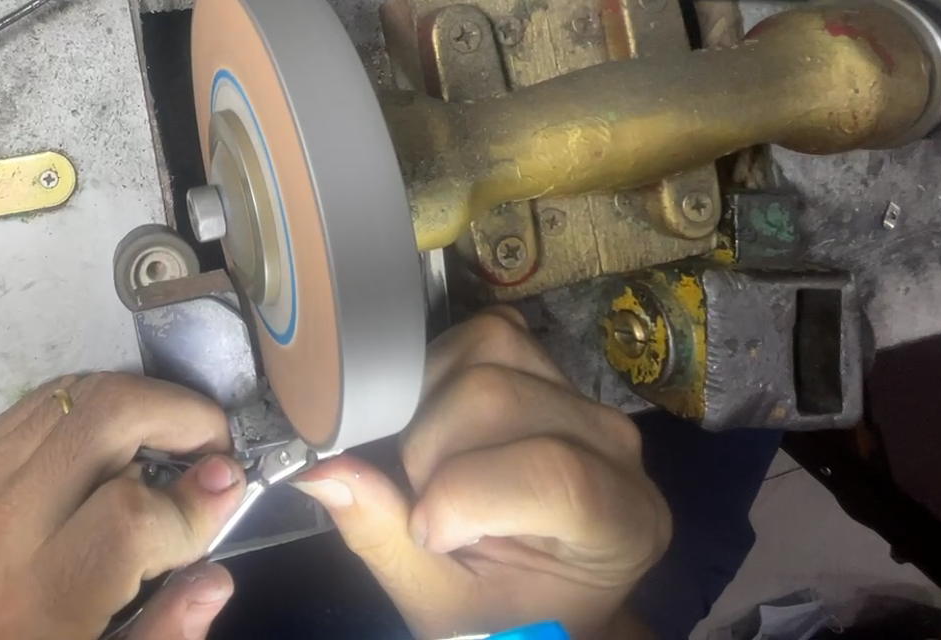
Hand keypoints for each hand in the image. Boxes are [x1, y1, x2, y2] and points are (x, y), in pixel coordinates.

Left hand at [0, 372, 246, 639]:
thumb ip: (160, 635)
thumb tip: (217, 572)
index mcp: (35, 598)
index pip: (134, 512)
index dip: (195, 500)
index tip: (229, 491)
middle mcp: (1, 519)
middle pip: (107, 417)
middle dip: (179, 413)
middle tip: (211, 441)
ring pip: (79, 392)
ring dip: (142, 398)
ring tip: (171, 432)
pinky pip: (47, 397)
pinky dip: (97, 399)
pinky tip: (118, 430)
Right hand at [294, 309, 669, 638]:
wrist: (533, 589)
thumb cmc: (501, 609)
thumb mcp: (440, 604)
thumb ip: (383, 538)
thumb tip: (320, 470)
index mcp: (620, 520)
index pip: (554, 474)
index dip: (466, 492)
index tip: (424, 530)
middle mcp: (612, 443)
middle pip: (498, 396)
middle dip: (429, 447)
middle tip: (419, 497)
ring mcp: (576, 390)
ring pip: (487, 350)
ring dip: (428, 404)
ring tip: (429, 458)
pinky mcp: (541, 358)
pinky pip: (481, 331)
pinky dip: (436, 369)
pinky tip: (435, 418)